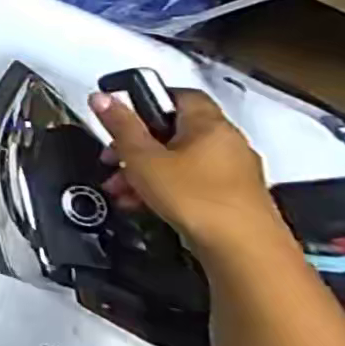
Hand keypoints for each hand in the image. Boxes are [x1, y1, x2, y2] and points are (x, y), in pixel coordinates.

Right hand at [91, 87, 285, 259]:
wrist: (242, 250)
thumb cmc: (195, 198)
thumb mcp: (142, 157)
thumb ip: (121, 125)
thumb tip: (102, 97)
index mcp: (210, 126)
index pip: (180, 95)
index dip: (148, 98)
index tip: (121, 111)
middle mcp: (228, 143)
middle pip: (173, 130)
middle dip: (136, 143)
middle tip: (113, 155)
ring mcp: (234, 171)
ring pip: (178, 158)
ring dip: (144, 168)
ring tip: (120, 186)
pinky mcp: (232, 196)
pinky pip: (190, 180)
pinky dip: (163, 185)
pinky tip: (141, 201)